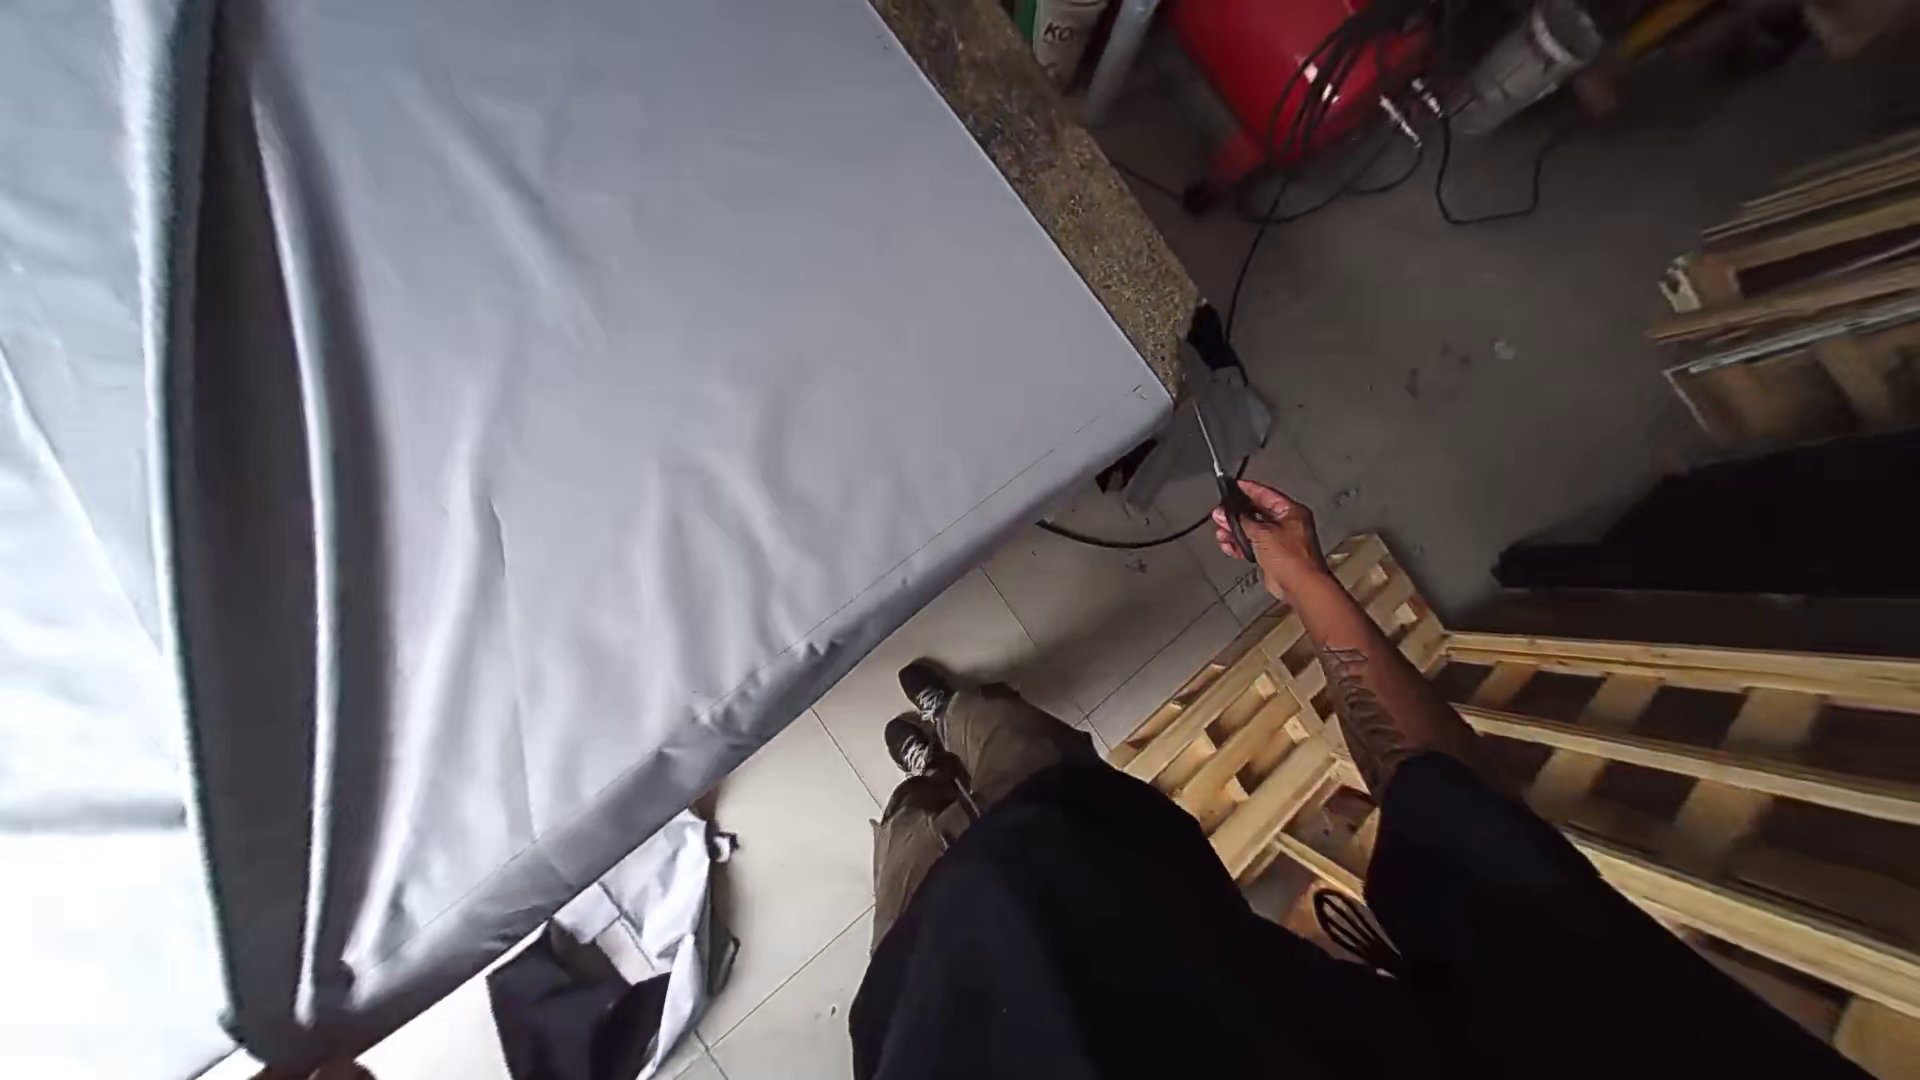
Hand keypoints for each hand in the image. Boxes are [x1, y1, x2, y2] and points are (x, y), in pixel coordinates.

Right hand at [1212, 480, 1328, 598]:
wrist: (1299, 585)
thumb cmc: (1294, 559)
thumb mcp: (1262, 533)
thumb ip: (1241, 521)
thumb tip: (1225, 514)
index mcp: (1292, 512)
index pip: (1266, 494)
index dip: (1248, 489)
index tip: (1233, 486)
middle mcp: (1287, 524)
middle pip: (1256, 512)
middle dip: (1237, 514)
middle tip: (1221, 513)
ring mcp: (1280, 540)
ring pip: (1252, 530)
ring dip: (1235, 531)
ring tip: (1222, 532)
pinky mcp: (1273, 555)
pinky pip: (1252, 545)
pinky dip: (1240, 545)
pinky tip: (1230, 546)